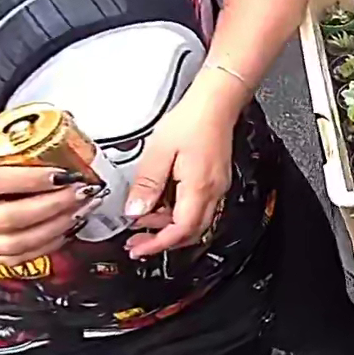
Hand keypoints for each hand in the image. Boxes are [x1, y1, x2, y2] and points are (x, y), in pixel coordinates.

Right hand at [0, 143, 102, 263]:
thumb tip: (62, 120)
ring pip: (14, 244)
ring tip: (83, 209)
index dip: (32, 179)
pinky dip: (45, 247)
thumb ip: (8, 142)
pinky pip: (13, 259)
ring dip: (57, 228)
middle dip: (55, 206)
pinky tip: (67, 230)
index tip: (66, 172)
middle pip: (8, 218)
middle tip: (84, 192)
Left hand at [122, 71, 247, 257]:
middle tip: (136, 240)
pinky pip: (201, 208)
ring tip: (144, 218)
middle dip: (164, 240)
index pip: (181, 229)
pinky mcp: (216, 180)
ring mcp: (218, 186)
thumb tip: (135, 211)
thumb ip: (146, 184)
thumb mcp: (158, 152)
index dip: (158, 244)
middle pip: (192, 231)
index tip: (137, 249)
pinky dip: (180, 214)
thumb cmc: (191, 122)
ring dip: (171, 227)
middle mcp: (213, 191)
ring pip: (197, 222)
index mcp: (199, 187)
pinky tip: (163, 203)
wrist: (216, 105)